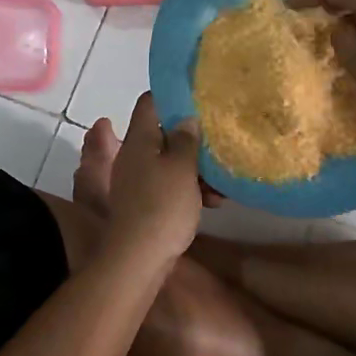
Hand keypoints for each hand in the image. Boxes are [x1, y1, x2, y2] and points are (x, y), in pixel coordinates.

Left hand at [104, 93, 204, 263]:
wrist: (139, 258)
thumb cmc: (162, 206)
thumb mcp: (181, 168)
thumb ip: (185, 140)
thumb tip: (186, 118)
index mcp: (140, 140)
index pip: (150, 103)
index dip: (172, 97)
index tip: (198, 100)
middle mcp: (134, 155)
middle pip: (163, 134)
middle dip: (192, 139)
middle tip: (218, 144)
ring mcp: (138, 180)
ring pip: (170, 163)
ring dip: (195, 169)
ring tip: (221, 184)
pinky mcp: (146, 203)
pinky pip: (170, 185)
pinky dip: (189, 189)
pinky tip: (213, 202)